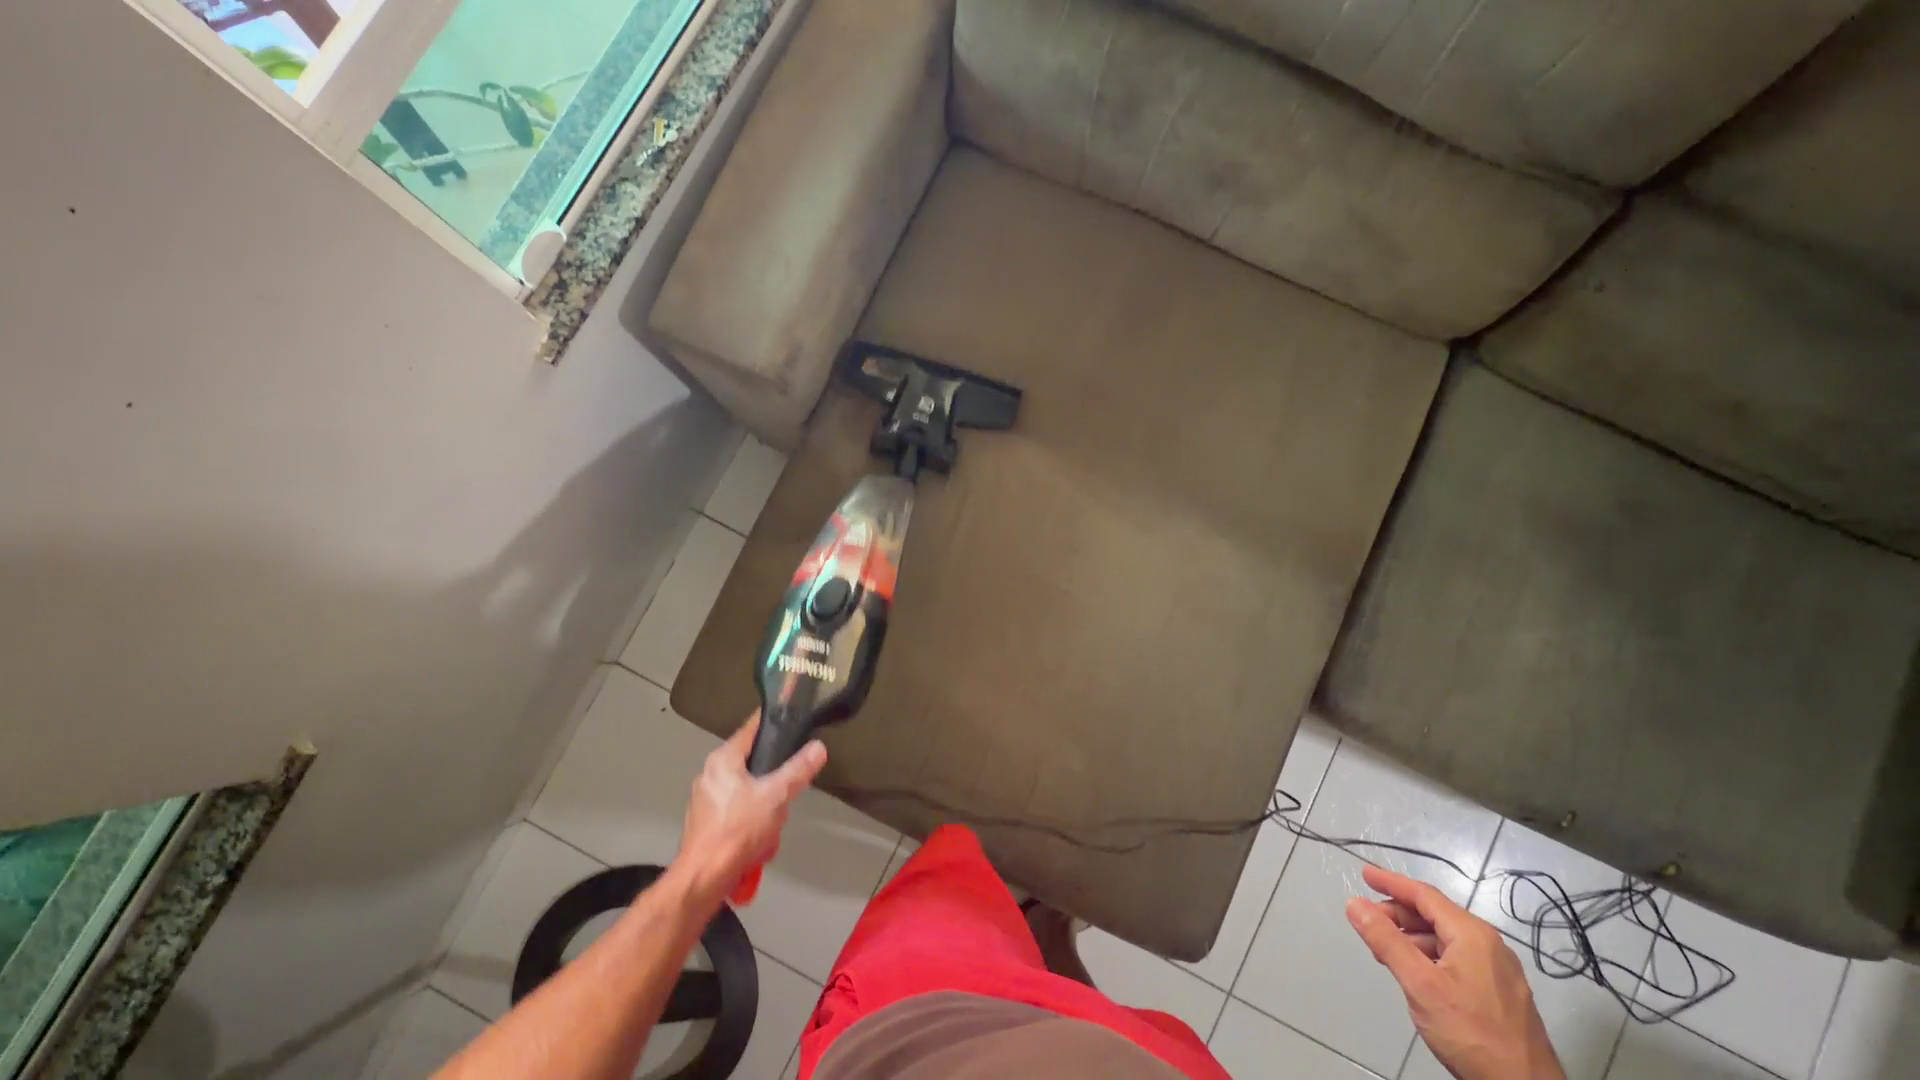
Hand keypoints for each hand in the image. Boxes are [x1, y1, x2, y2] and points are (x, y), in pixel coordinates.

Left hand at [675, 712, 826, 903]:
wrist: (704, 878)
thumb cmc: (737, 830)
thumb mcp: (776, 797)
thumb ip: (798, 770)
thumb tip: (818, 747)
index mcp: (722, 760)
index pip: (751, 728)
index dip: (773, 723)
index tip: (792, 719)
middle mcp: (710, 774)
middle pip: (753, 765)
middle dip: (773, 784)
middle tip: (784, 798)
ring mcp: (705, 800)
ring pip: (749, 793)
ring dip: (765, 811)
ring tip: (771, 828)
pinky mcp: (706, 824)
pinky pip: (738, 814)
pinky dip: (752, 826)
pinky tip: (759, 844)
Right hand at [1346, 865, 1565, 1079]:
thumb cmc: (1469, 1031)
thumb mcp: (1420, 985)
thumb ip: (1386, 941)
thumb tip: (1355, 904)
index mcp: (1472, 934)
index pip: (1424, 895)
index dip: (1391, 882)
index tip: (1364, 874)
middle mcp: (1489, 945)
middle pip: (1436, 916)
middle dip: (1398, 915)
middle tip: (1368, 925)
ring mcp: (1499, 970)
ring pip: (1446, 940)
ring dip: (1413, 939)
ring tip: (1386, 953)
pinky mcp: (1501, 993)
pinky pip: (1458, 959)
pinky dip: (1430, 957)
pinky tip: (1417, 975)